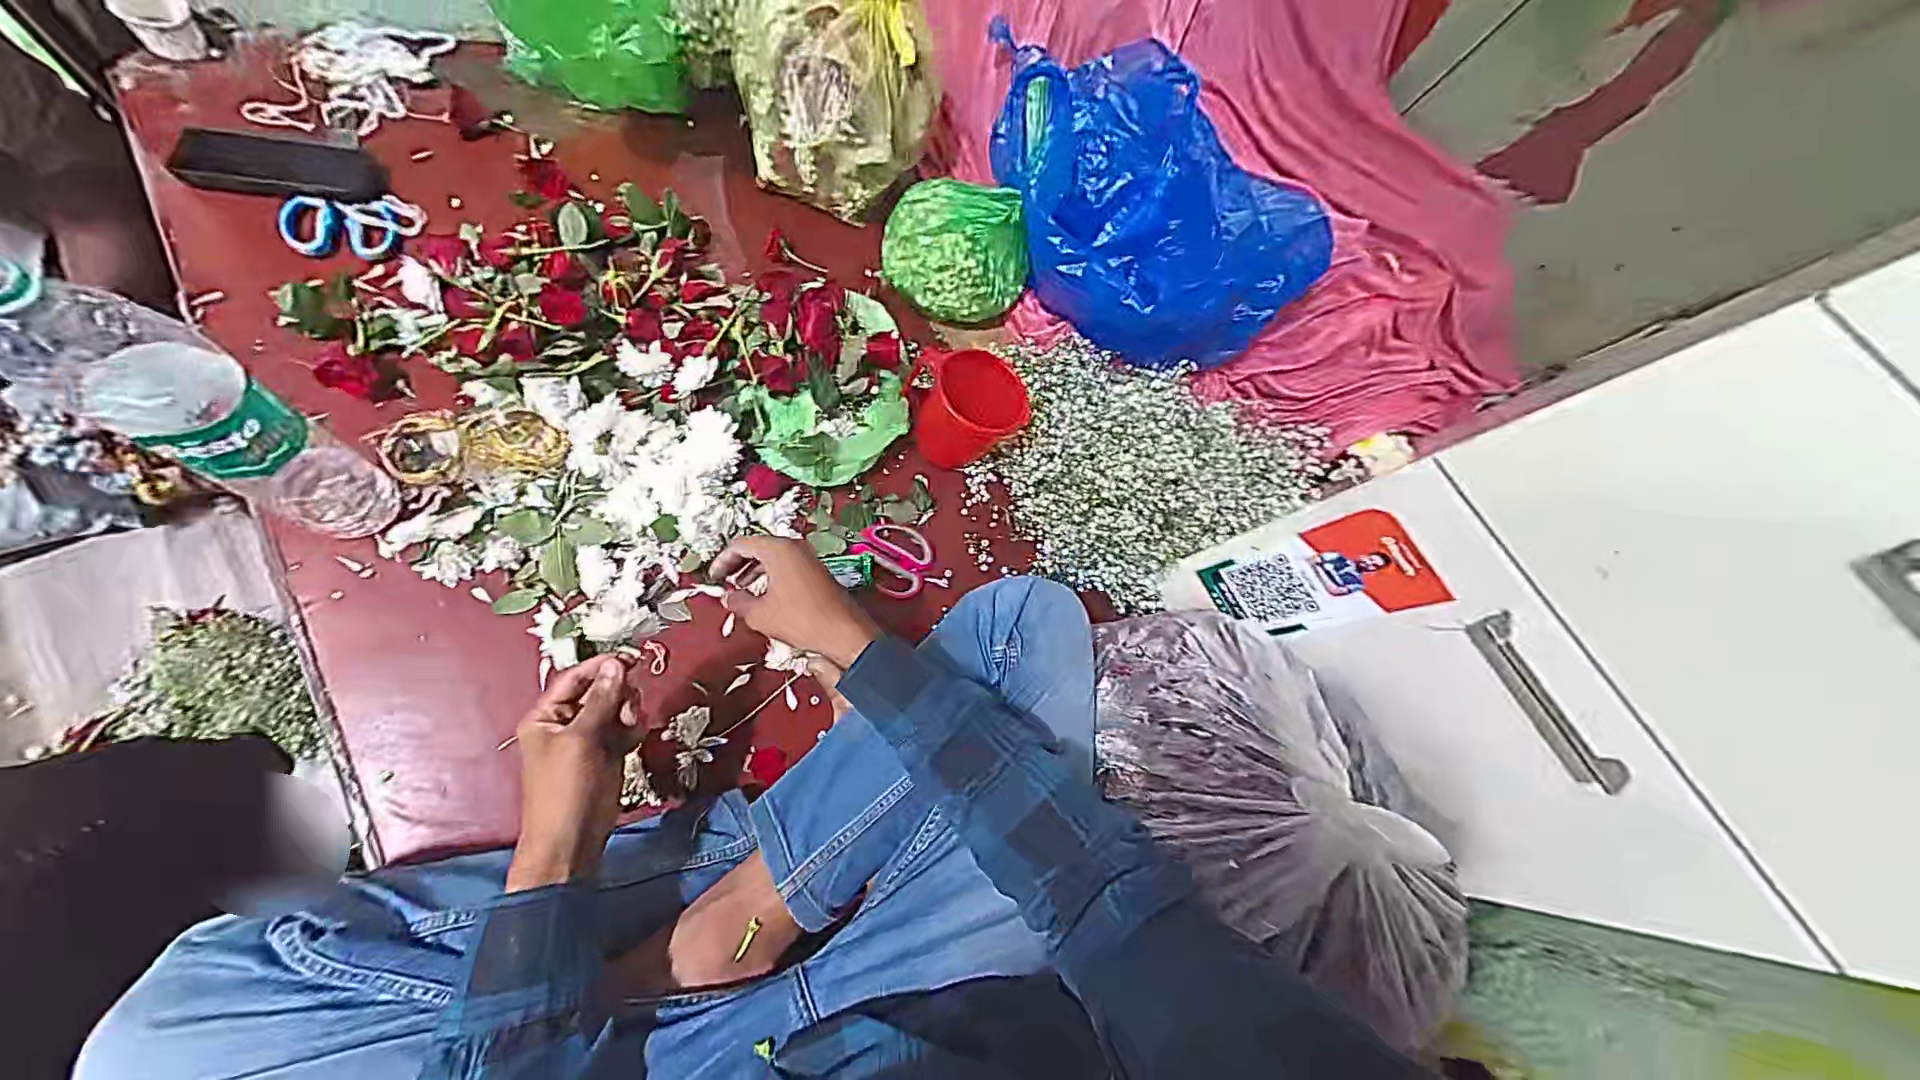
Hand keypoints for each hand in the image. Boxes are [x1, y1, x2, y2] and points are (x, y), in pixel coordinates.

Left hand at [505, 655, 642, 891]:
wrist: (573, 839)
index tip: (631, 659)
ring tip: (630, 728)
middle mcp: (567, 722)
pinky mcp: (609, 751)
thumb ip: (601, 700)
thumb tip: (616, 665)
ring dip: (629, 711)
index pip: (575, 678)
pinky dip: (634, 728)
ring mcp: (590, 737)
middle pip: (601, 689)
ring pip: (618, 706)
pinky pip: (627, 726)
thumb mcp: (581, 739)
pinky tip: (634, 739)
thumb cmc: (565, 789)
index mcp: (547, 716)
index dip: (602, 666)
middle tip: (628, 707)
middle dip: (619, 693)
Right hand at [710, 536, 880, 668]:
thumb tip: (727, 598)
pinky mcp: (817, 570)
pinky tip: (765, 594)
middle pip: (758, 547)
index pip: (741, 544)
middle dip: (738, 563)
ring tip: (741, 588)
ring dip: (755, 569)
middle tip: (725, 581)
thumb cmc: (801, 619)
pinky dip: (772, 574)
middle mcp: (795, 547)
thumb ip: (738, 602)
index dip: (722, 560)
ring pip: (774, 556)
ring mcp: (809, 557)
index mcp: (778, 549)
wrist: (842, 631)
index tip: (713, 577)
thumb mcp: (760, 614)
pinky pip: (788, 564)